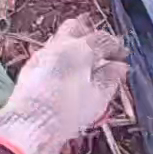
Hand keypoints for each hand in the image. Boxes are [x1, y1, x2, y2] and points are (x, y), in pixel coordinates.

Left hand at [0, 17, 128, 153]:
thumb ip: (110, 78)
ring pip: (60, 39)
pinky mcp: (29, 67)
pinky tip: (65, 72)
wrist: (30, 125)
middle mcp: (59, 45)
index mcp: (80, 49)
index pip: (102, 38)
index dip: (116, 46)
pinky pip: (49, 53)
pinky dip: (60, 57)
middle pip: (75, 27)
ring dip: (73, 45)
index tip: (122, 55)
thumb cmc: (67, 112)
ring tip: (84, 63)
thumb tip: (119, 66)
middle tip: (100, 49)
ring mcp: (41, 54)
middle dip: (90, 33)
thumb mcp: (97, 97)